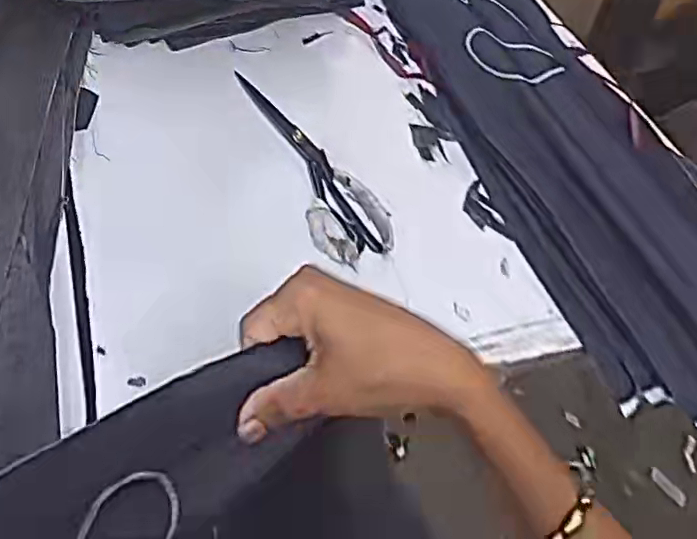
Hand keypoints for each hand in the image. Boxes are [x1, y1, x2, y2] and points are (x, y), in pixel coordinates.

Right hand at [235, 266, 496, 443]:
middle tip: (309, 383)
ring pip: (290, 325)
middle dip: (282, 360)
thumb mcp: (324, 392)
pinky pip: (311, 320)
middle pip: (270, 325)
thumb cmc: (399, 367)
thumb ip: (277, 404)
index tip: (276, 391)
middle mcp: (311, 279)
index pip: (251, 331)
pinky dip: (318, 345)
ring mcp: (329, 286)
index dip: (261, 370)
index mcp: (299, 290)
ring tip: (331, 374)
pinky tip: (342, 364)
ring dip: (300, 354)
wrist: (448, 373)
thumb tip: (249, 417)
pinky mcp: (344, 298)